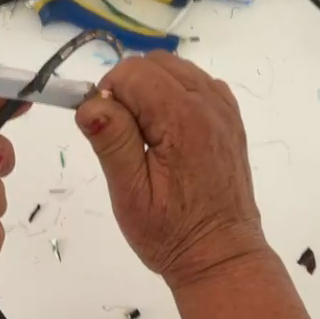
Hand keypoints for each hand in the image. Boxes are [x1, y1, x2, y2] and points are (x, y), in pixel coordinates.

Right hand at [75, 52, 267, 286]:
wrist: (219, 254)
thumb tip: (91, 103)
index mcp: (182, 119)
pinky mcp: (228, 119)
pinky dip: (172, 99)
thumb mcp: (130, 195)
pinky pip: (194, 85)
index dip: (108, 96)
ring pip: (174, 70)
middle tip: (122, 141)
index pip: (132, 73)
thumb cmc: (170, 233)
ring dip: (149, 94)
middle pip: (153, 64)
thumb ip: (112, 142)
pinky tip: (166, 137)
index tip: (105, 135)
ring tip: (143, 141)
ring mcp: (223, 108)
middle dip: (127, 91)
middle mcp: (208, 103)